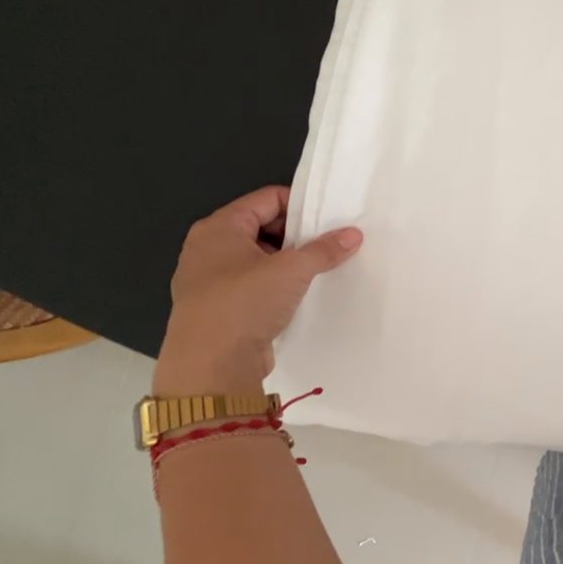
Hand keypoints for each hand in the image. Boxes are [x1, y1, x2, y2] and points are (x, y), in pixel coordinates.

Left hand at [153, 186, 362, 396]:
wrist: (211, 364)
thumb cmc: (244, 303)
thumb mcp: (292, 270)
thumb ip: (325, 249)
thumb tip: (353, 234)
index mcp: (219, 227)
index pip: (267, 199)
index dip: (302, 205)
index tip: (331, 220)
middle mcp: (210, 247)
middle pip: (264, 226)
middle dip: (299, 235)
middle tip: (331, 245)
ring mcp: (212, 278)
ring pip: (261, 256)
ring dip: (290, 261)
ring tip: (322, 269)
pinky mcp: (221, 305)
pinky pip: (256, 282)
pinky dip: (279, 283)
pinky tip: (302, 294)